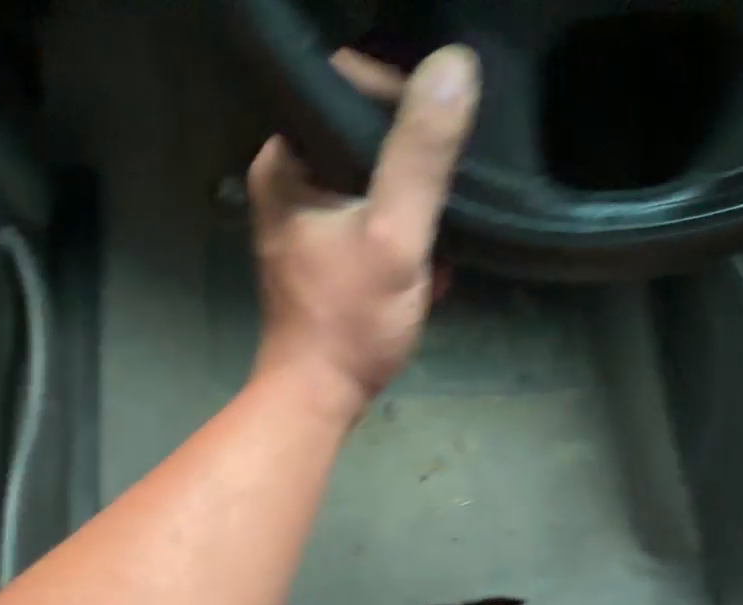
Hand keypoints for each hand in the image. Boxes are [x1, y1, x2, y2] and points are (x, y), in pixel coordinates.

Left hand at [246, 46, 479, 408]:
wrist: (319, 397)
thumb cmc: (349, 321)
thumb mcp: (394, 235)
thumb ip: (420, 156)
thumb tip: (454, 68)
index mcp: (288, 161)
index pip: (348, 89)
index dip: (402, 102)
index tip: (442, 140)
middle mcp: (289, 180)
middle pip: (366, 139)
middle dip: (416, 169)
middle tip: (446, 200)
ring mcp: (306, 219)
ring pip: (376, 183)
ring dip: (416, 209)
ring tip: (439, 240)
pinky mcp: (325, 251)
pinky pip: (374, 220)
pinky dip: (403, 237)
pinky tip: (426, 268)